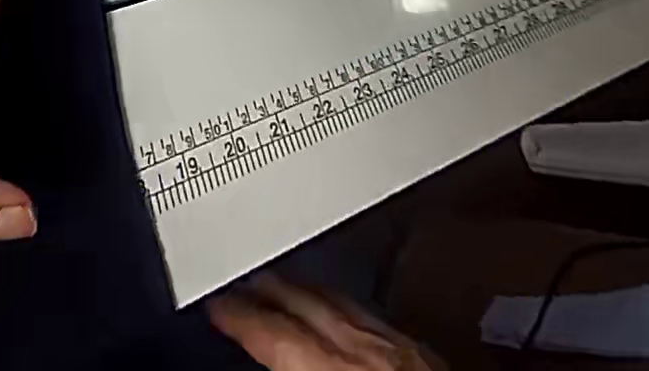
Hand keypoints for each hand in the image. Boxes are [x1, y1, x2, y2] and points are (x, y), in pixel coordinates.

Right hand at [209, 274, 436, 370]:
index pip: (276, 335)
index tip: (216, 308)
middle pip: (305, 303)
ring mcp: (408, 355)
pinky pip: (372, 317)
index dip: (239, 317)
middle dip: (266, 290)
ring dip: (302, 292)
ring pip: (339, 302)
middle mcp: (373, 357)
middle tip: (238, 286)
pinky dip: (342, 308)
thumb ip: (296, 370)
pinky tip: (341, 315)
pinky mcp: (433, 361)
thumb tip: (267, 361)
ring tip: (279, 288)